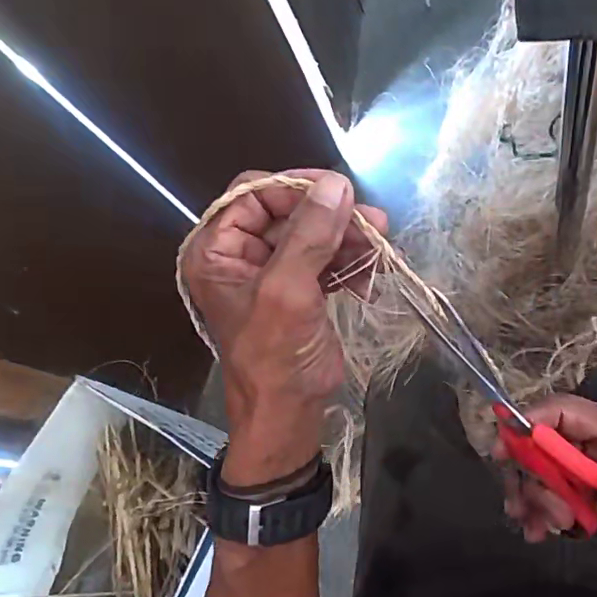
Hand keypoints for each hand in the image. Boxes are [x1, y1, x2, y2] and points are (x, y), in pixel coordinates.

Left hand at [180, 169, 387, 486]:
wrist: (287, 412)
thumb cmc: (274, 356)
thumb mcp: (287, 291)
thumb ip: (309, 235)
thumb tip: (336, 184)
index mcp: (216, 251)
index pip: (252, 195)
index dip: (294, 187)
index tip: (339, 191)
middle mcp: (238, 256)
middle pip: (287, 212)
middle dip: (331, 217)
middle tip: (373, 223)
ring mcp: (270, 272)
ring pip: (312, 234)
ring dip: (347, 240)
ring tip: (380, 251)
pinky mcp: (298, 290)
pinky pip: (325, 259)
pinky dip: (349, 264)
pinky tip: (370, 279)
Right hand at [496, 394, 596, 596]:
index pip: (567, 410)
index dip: (530, 422)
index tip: (505, 453)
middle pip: (546, 442)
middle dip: (532, 477)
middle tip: (542, 518)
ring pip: (545, 468)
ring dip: (533, 497)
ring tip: (541, 531)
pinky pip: (556, 492)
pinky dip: (543, 511)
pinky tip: (546, 535)